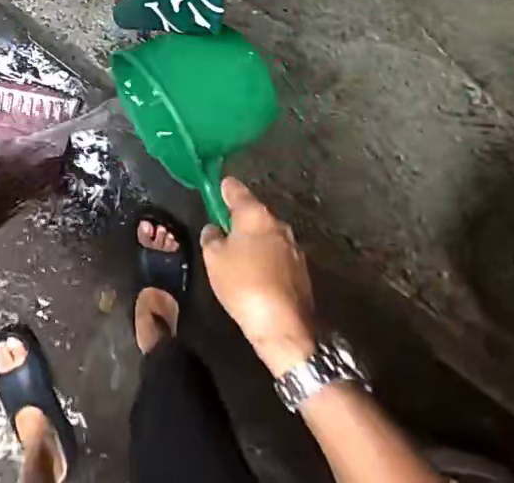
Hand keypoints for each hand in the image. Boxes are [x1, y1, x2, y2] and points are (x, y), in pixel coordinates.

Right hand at [199, 177, 315, 376]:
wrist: (283, 328)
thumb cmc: (243, 284)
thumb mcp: (213, 257)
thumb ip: (212, 237)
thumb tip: (216, 230)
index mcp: (255, 216)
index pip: (237, 191)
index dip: (225, 187)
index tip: (219, 184)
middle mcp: (279, 227)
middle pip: (255, 213)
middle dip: (240, 216)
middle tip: (223, 223)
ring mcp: (294, 250)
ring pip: (268, 235)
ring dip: (254, 238)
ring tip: (237, 250)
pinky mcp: (302, 273)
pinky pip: (277, 254)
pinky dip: (265, 256)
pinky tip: (254, 270)